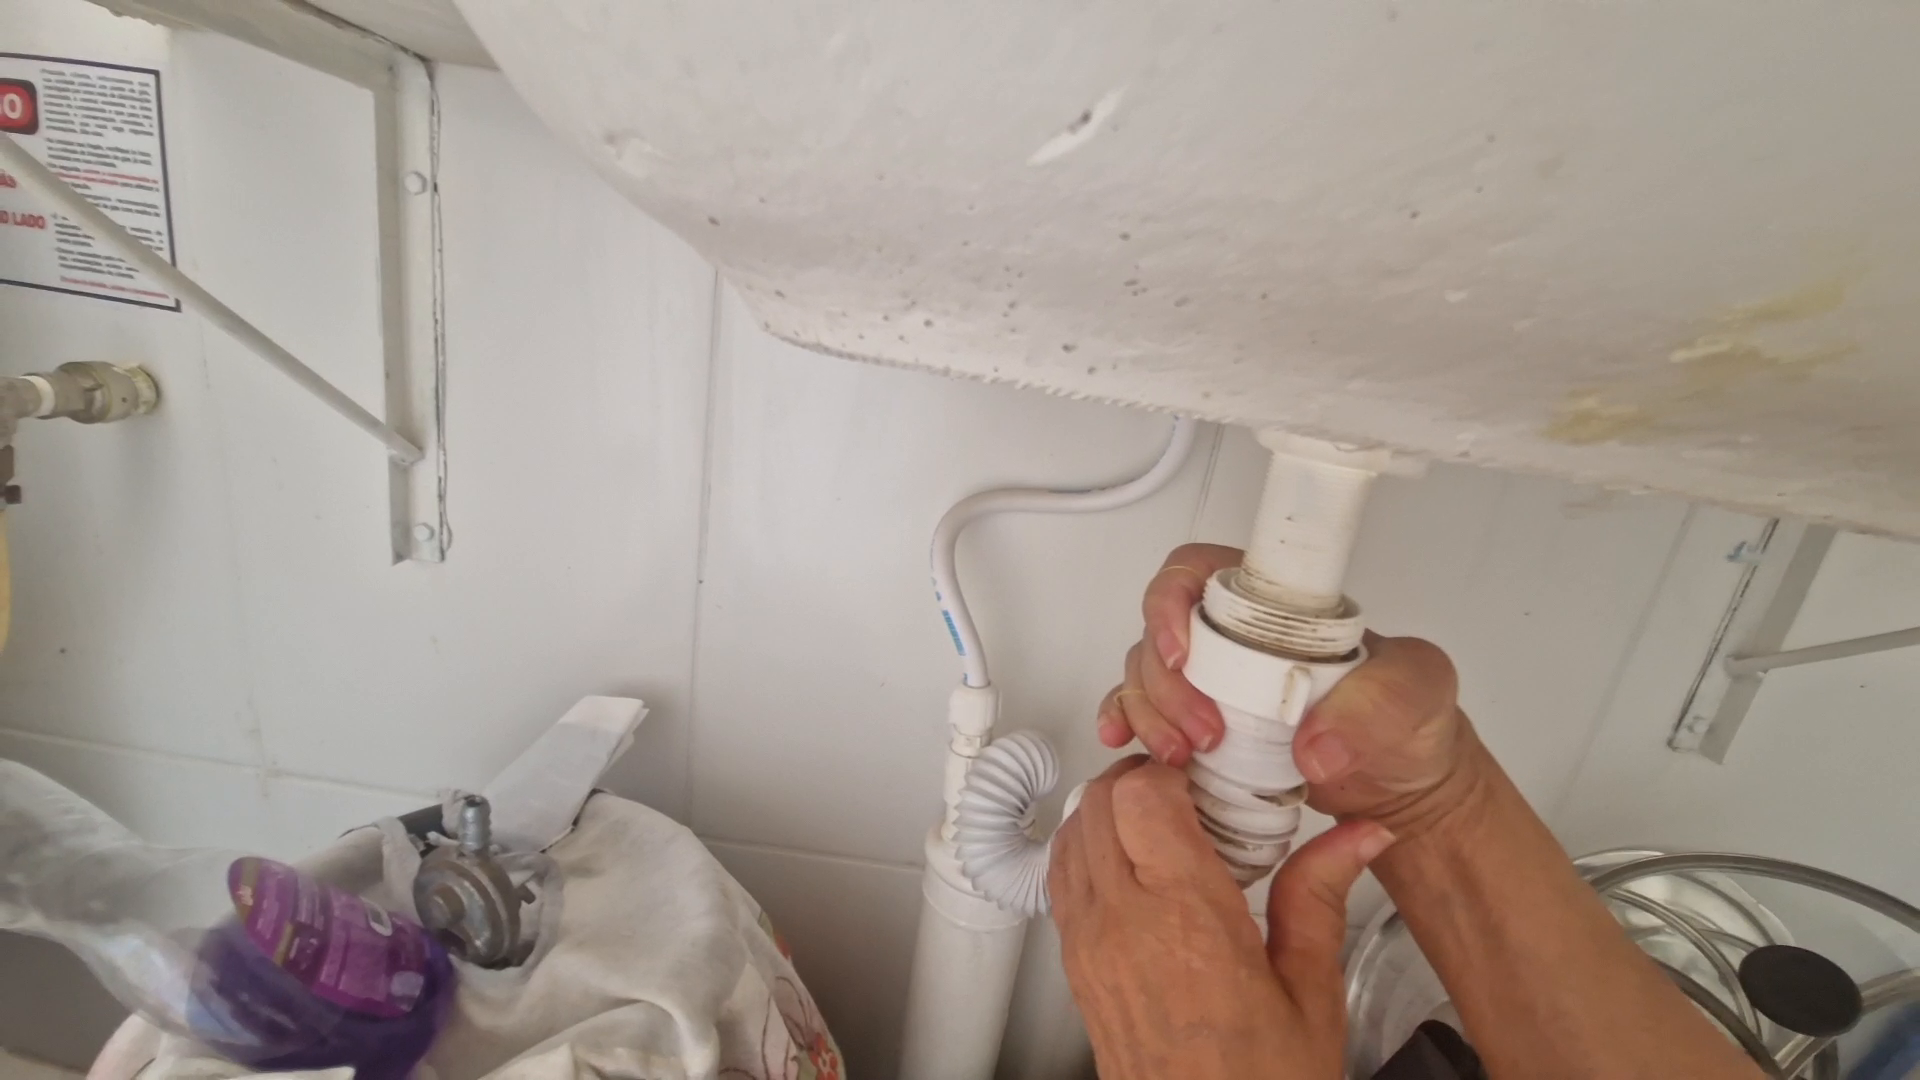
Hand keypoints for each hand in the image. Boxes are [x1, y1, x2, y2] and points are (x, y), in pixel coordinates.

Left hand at [1049, 756, 1393, 1079]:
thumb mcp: (1310, 992)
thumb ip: (1321, 895)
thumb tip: (1358, 835)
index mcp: (1187, 915)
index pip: (1142, 797)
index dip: (1167, 771)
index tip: (1195, 777)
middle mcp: (1124, 917)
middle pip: (1098, 799)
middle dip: (1136, 779)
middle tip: (1179, 792)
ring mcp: (1088, 937)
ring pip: (1071, 828)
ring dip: (1105, 808)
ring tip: (1153, 822)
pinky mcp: (1073, 958)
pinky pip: (1060, 871)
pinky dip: (1083, 844)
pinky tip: (1122, 859)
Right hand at [1097, 544, 1483, 835]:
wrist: (1400, 783)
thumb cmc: (1407, 719)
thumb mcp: (1417, 690)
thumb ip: (1377, 703)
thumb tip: (1311, 744)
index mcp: (1263, 605)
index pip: (1192, 572)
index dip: (1169, 602)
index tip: (1181, 653)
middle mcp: (1222, 635)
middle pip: (1158, 634)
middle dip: (1165, 684)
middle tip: (1203, 734)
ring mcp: (1204, 680)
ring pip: (1141, 675)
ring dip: (1147, 712)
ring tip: (1180, 756)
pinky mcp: (1193, 722)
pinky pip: (1138, 711)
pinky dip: (1123, 722)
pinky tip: (1121, 741)